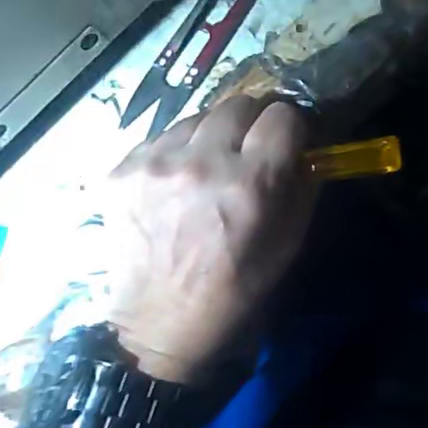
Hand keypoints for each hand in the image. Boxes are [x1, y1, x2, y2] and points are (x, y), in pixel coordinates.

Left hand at [103, 97, 317, 382]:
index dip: (291, 127)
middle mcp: (202, 162)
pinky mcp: (121, 169)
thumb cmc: (237, 290)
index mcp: (251, 184)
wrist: (158, 324)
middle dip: (253, 124)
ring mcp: (156, 162)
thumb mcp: (288, 243)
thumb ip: (302, 185)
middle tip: (249, 152)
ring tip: (208, 170)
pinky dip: (177, 153)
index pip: (282, 115)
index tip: (287, 142)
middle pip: (239, 103)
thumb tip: (305, 147)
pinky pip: (162, 137)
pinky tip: (176, 185)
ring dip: (212, 136)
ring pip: (198, 116)